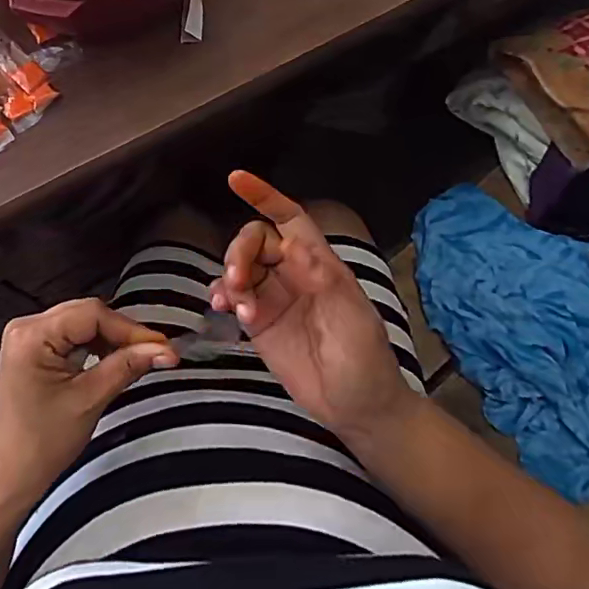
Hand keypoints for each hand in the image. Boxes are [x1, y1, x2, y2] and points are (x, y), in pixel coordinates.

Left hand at [0, 299, 177, 503]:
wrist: (9, 473)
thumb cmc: (41, 443)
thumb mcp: (89, 400)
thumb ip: (126, 367)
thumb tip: (163, 350)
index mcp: (32, 335)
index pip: (91, 314)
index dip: (130, 329)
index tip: (161, 346)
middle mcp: (24, 327)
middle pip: (85, 313)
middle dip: (122, 332)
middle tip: (156, 351)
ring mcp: (25, 337)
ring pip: (80, 322)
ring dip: (110, 338)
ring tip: (138, 357)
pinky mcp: (31, 349)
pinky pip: (70, 335)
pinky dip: (94, 345)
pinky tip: (112, 359)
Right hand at [210, 171, 417, 437]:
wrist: (357, 409)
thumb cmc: (366, 360)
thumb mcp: (352, 318)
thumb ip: (322, 281)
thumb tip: (292, 246)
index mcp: (320, 265)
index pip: (290, 219)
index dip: (265, 196)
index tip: (236, 180)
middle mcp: (293, 274)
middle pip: (255, 241)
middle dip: (240, 252)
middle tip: (237, 279)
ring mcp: (273, 297)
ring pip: (239, 266)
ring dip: (230, 277)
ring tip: (235, 307)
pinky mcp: (257, 321)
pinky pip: (232, 295)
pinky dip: (222, 295)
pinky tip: (223, 308)